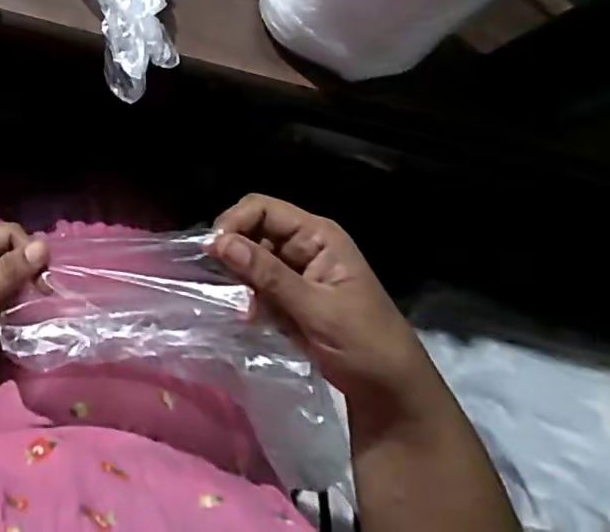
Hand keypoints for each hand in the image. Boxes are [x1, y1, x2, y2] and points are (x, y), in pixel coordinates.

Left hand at [0, 224, 49, 398]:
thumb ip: (10, 271)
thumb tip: (45, 245)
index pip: (10, 234)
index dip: (30, 252)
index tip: (45, 281)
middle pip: (14, 256)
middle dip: (31, 274)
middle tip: (47, 299)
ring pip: (14, 280)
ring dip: (28, 294)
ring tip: (41, 313)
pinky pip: (9, 300)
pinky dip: (20, 309)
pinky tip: (31, 323)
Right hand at [208, 195, 434, 408]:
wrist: (396, 400)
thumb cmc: (367, 347)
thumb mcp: (317, 310)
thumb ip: (267, 274)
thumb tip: (219, 242)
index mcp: (318, 237)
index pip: (262, 209)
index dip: (234, 222)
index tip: (214, 251)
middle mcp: (304, 245)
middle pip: (252, 230)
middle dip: (234, 252)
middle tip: (221, 281)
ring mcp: (296, 271)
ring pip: (250, 257)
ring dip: (239, 278)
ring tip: (238, 304)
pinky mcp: (289, 296)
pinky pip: (255, 283)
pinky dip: (246, 296)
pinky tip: (248, 317)